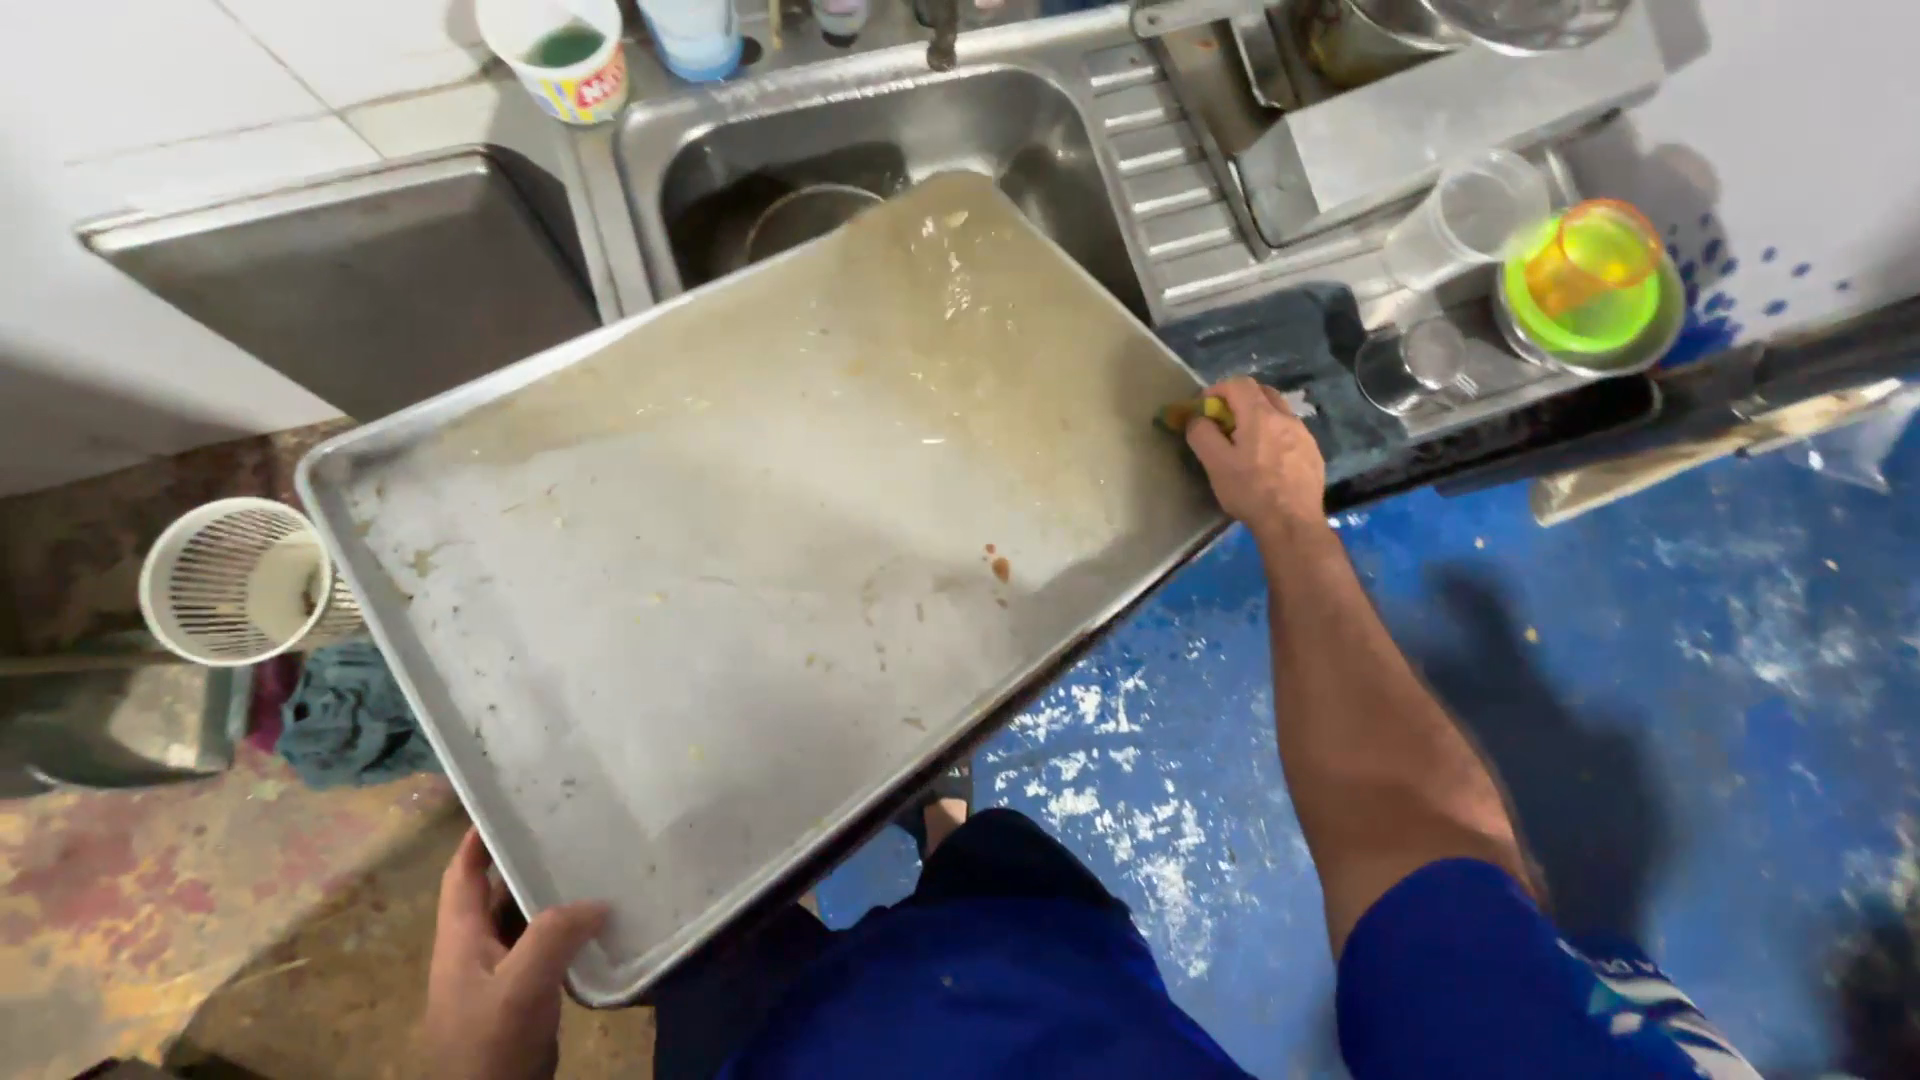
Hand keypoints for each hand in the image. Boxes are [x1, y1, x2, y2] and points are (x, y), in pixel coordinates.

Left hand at [422, 827, 609, 1079]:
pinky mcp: (523, 996)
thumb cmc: (490, 1044)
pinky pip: (545, 948)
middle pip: (498, 893)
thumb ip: (555, 934)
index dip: (477, 840)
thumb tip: (598, 901)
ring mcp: (499, 976)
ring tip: (594, 864)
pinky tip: (601, 920)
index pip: (461, 876)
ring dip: (553, 894)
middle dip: (528, 860)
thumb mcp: (520, 985)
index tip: (507, 806)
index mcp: (460, 940)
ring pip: (525, 920)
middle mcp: (476, 951)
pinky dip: (569, 928)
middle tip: (570, 829)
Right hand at [1184, 376, 1326, 542]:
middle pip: (1262, 392)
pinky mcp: (1313, 454)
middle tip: (1225, 422)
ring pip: (1278, 412)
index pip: (1239, 383)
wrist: (1292, 523)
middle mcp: (1286, 418)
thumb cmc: (1250, 491)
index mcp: (1261, 415)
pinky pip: (1290, 433)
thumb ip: (1202, 434)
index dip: (1218, 390)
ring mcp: (1304, 435)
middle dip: (1240, 400)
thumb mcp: (1215, 464)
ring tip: (1246, 444)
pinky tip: (1267, 461)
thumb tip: (1197, 418)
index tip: (1205, 408)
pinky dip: (1274, 435)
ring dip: (1259, 417)